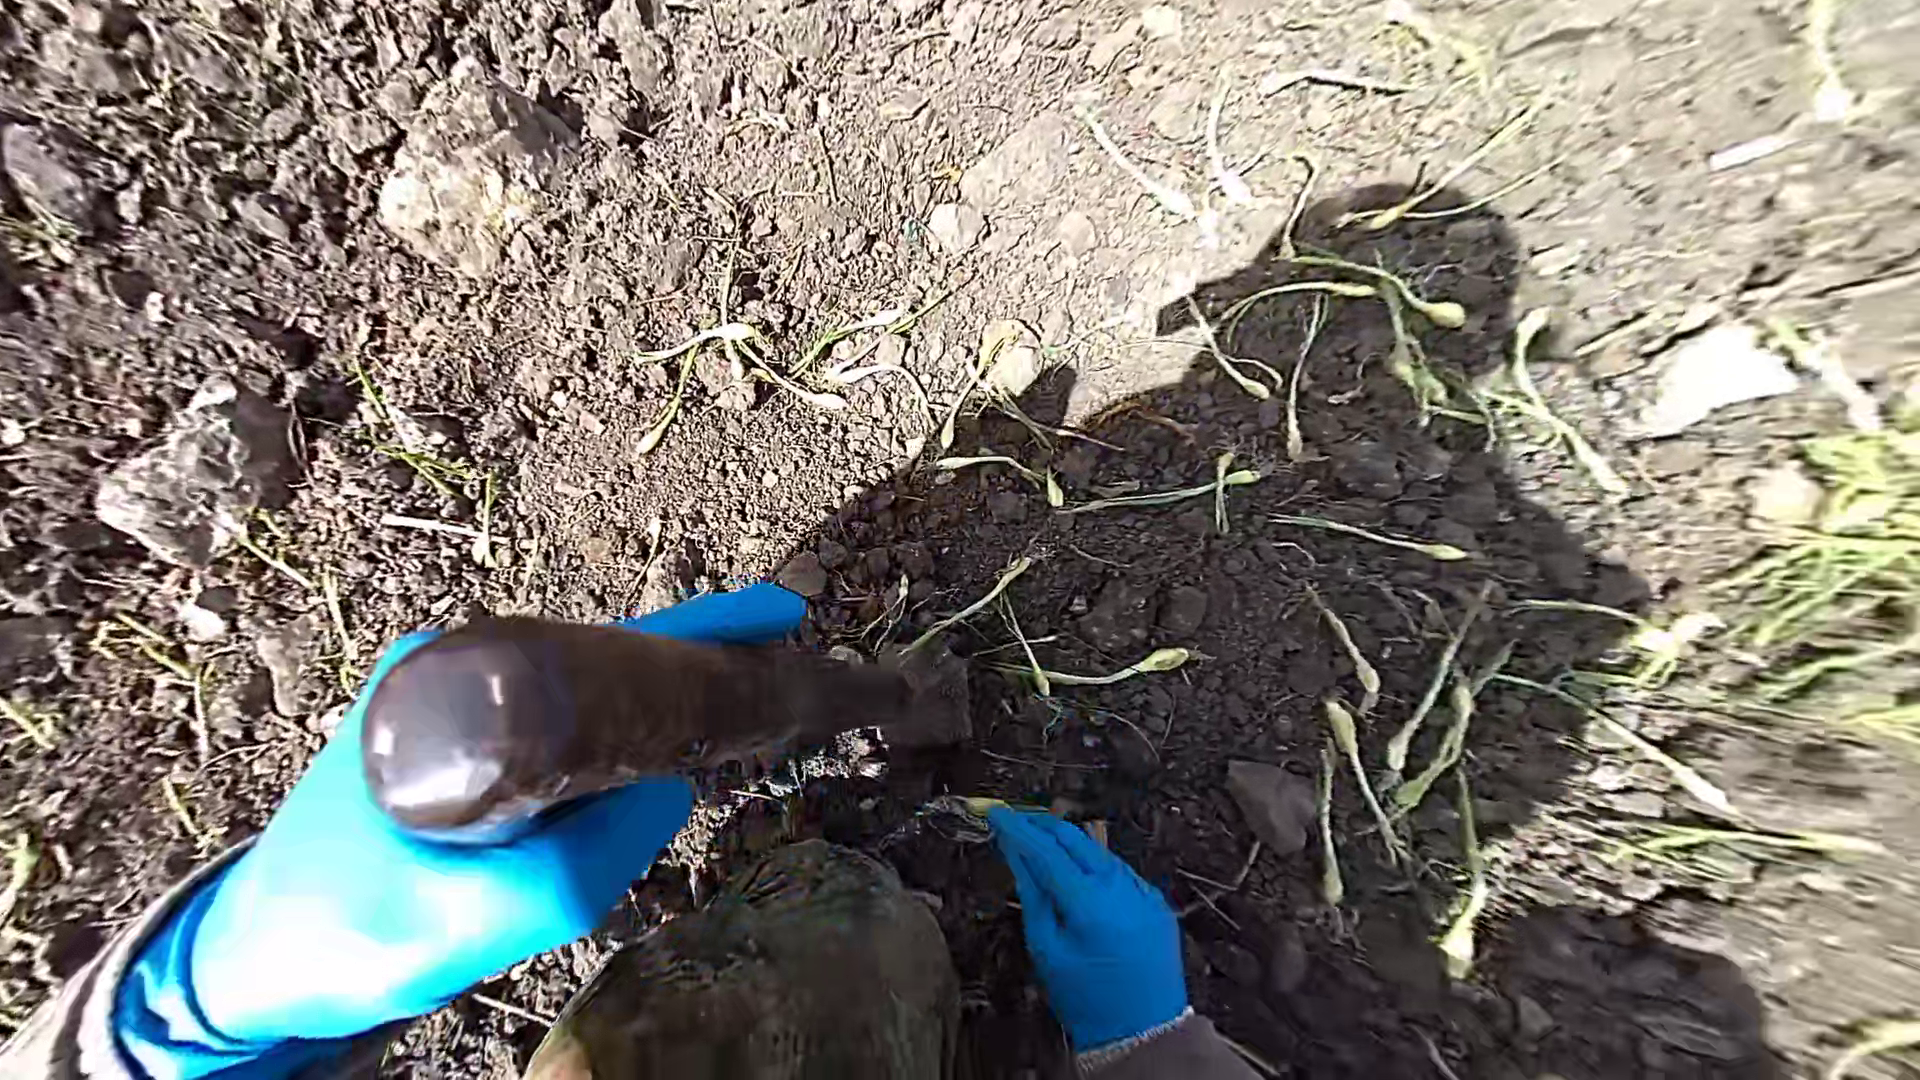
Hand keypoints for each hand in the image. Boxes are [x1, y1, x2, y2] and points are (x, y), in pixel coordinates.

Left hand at [115, 586, 804, 1072]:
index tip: (781, 612)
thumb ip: (572, 873)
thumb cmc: (338, 931)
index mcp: (468, 685)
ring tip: (721, 735)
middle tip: (771, 677)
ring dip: (677, 714)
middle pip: (634, 655)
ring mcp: (501, 713)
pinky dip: (644, 746)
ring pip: (622, 702)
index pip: (618, 641)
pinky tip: (656, 773)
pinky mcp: (511, 753)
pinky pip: (602, 738)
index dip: (708, 626)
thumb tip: (669, 790)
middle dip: (708, 660)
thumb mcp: (452, 923)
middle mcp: (490, 679)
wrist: (256, 962)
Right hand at [987, 807, 1187, 1050]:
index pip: (1045, 849)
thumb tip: (1016, 852)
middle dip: (1040, 824)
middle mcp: (1118, 886)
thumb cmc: (1086, 999)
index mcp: (1088, 902)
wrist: (1146, 1036)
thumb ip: (1032, 895)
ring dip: (1066, 842)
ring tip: (1039, 843)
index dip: (1017, 828)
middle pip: (1073, 837)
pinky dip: (1091, 863)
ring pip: (1095, 849)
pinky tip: (1076, 871)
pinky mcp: (1154, 898)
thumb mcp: (1047, 950)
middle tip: (1015, 821)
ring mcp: (1141, 889)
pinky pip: (1116, 868)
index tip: (996, 813)